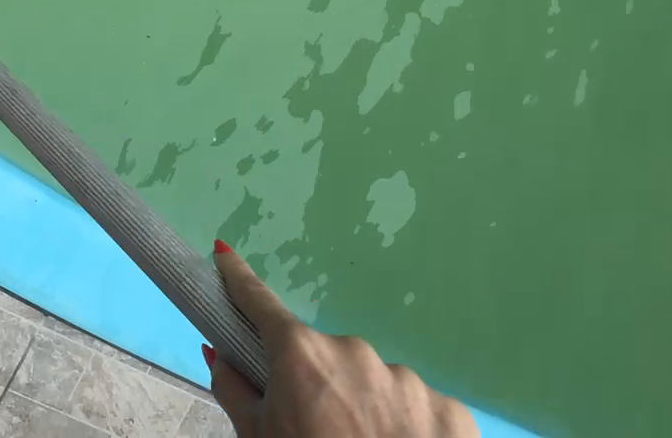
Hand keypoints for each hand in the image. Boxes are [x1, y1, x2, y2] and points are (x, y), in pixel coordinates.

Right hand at [207, 243, 476, 437]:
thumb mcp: (258, 436)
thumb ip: (232, 388)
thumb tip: (217, 353)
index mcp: (299, 353)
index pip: (258, 300)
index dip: (237, 276)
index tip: (223, 253)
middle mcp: (352, 351)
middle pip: (322, 354)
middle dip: (318, 379)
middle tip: (320, 423)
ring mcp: (407, 379)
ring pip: (373, 380)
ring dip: (366, 402)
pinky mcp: (454, 410)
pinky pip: (419, 405)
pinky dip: (410, 423)